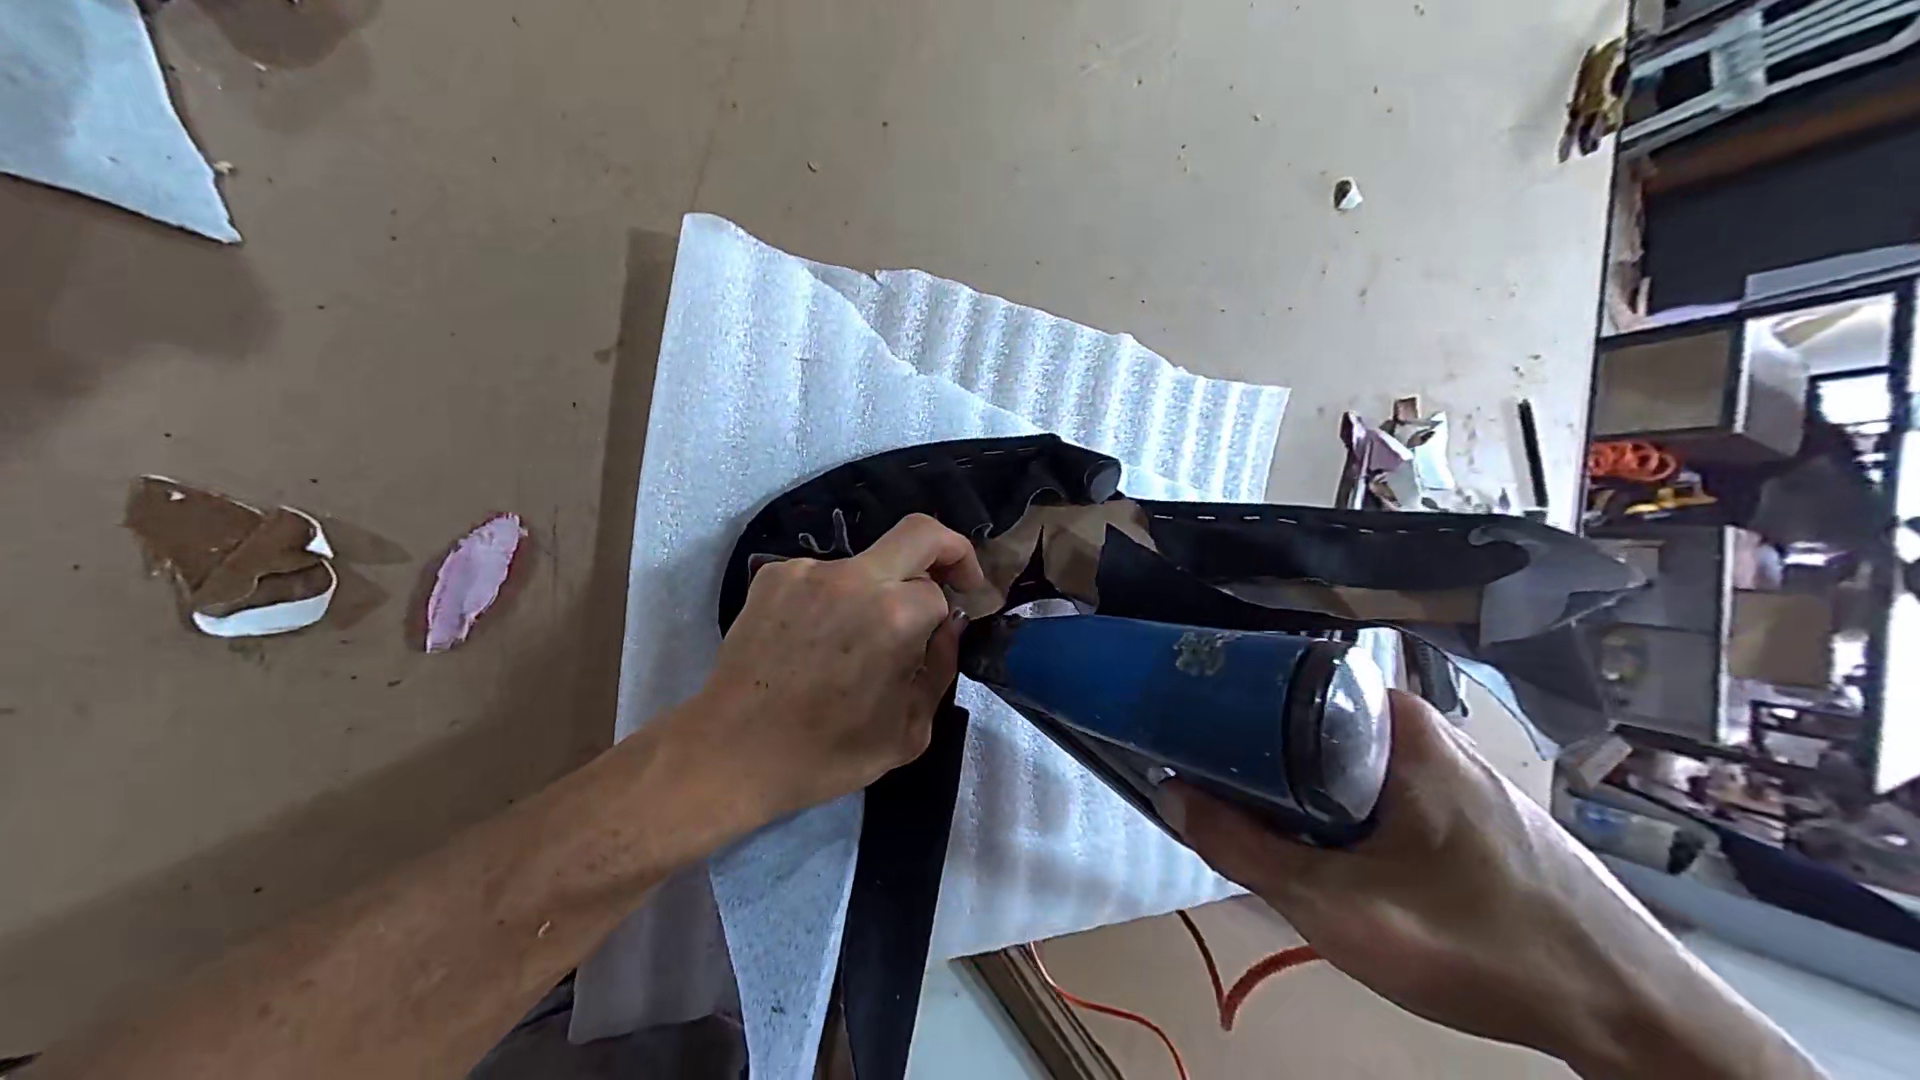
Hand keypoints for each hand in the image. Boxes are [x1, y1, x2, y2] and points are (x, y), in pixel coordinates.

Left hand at [688, 514, 984, 821]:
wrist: (732, 752)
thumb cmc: (826, 753)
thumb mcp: (909, 731)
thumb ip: (942, 668)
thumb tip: (949, 625)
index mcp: (894, 616)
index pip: (939, 593)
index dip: (944, 618)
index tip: (940, 637)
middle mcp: (854, 578)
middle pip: (920, 532)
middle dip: (948, 550)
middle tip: (952, 579)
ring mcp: (808, 571)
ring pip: (868, 561)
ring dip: (879, 590)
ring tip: (854, 642)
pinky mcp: (773, 576)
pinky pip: (826, 574)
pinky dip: (836, 597)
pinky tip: (818, 639)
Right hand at [1162, 690, 1825, 1079]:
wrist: (1633, 1016)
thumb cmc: (1484, 945)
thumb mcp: (1343, 909)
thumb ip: (1246, 852)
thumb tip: (1169, 795)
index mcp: (1393, 722)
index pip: (1278, 680)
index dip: (1221, 701)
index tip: (1181, 729)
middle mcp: (1413, 727)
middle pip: (1299, 719)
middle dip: (1249, 751)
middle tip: (1209, 785)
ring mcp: (1437, 762)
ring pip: (1328, 755)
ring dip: (1286, 783)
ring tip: (1251, 817)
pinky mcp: (1450, 798)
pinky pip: (1361, 782)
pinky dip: (1324, 802)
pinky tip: (1318, 844)